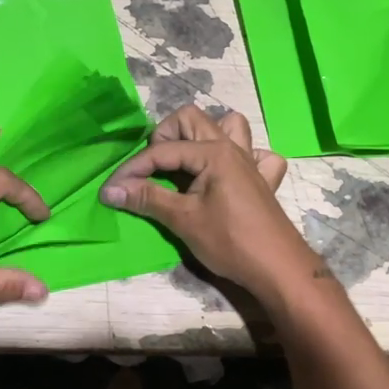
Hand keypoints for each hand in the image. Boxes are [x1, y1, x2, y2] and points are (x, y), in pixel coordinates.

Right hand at [100, 106, 318, 295]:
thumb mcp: (183, 220)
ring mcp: (251, 161)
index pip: (162, 150)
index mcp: (213, 152)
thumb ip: (147, 199)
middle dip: (163, 136)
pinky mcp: (262, 180)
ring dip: (204, 136)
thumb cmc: (230, 242)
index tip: (111, 189)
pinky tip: (228, 175)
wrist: (278, 269)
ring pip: (228, 125)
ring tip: (187, 161)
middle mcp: (232, 147)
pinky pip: (256, 154)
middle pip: (190, 119)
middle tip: (151, 169)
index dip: (132, 169)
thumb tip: (110, 190)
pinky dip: (241, 157)